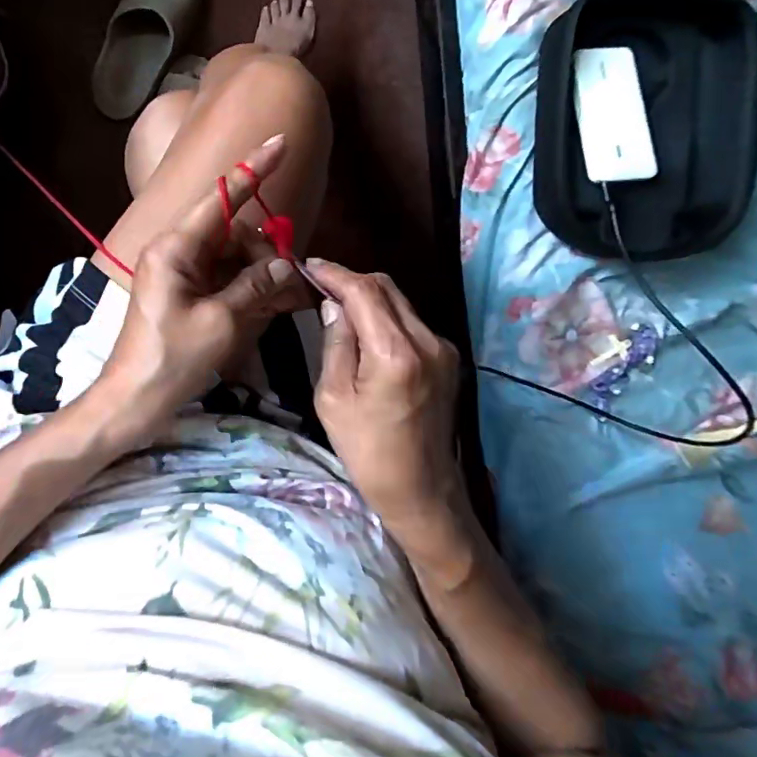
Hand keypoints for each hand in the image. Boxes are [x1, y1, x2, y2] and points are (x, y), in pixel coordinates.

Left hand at [89, 135, 315, 442]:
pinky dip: (245, 286)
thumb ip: (255, 285)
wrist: (134, 399)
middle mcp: (174, 250)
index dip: (252, 170)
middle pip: (232, 231)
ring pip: (231, 254)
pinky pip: (221, 275)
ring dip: (258, 273)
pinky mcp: (182, 290)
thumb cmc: (172, 359)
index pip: (219, 198)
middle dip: (263, 251)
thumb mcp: (221, 321)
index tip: (280, 141)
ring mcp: (177, 270)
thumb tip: (286, 265)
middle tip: (287, 285)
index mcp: (175, 248)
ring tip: (282, 301)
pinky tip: (268, 304)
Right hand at [306, 261, 462, 522]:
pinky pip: (410, 321)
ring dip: (368, 297)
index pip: (363, 291)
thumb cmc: (367, 450)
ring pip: (400, 301)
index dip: (334, 273)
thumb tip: (333, 306)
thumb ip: (336, 343)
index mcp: (395, 352)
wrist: (421, 490)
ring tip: (337, 306)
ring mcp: (443, 349)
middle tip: (319, 285)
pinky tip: (364, 330)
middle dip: (350, 280)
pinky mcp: (448, 359)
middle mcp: (427, 341)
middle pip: (386, 287)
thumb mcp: (332, 398)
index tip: (309, 266)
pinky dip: (384, 315)